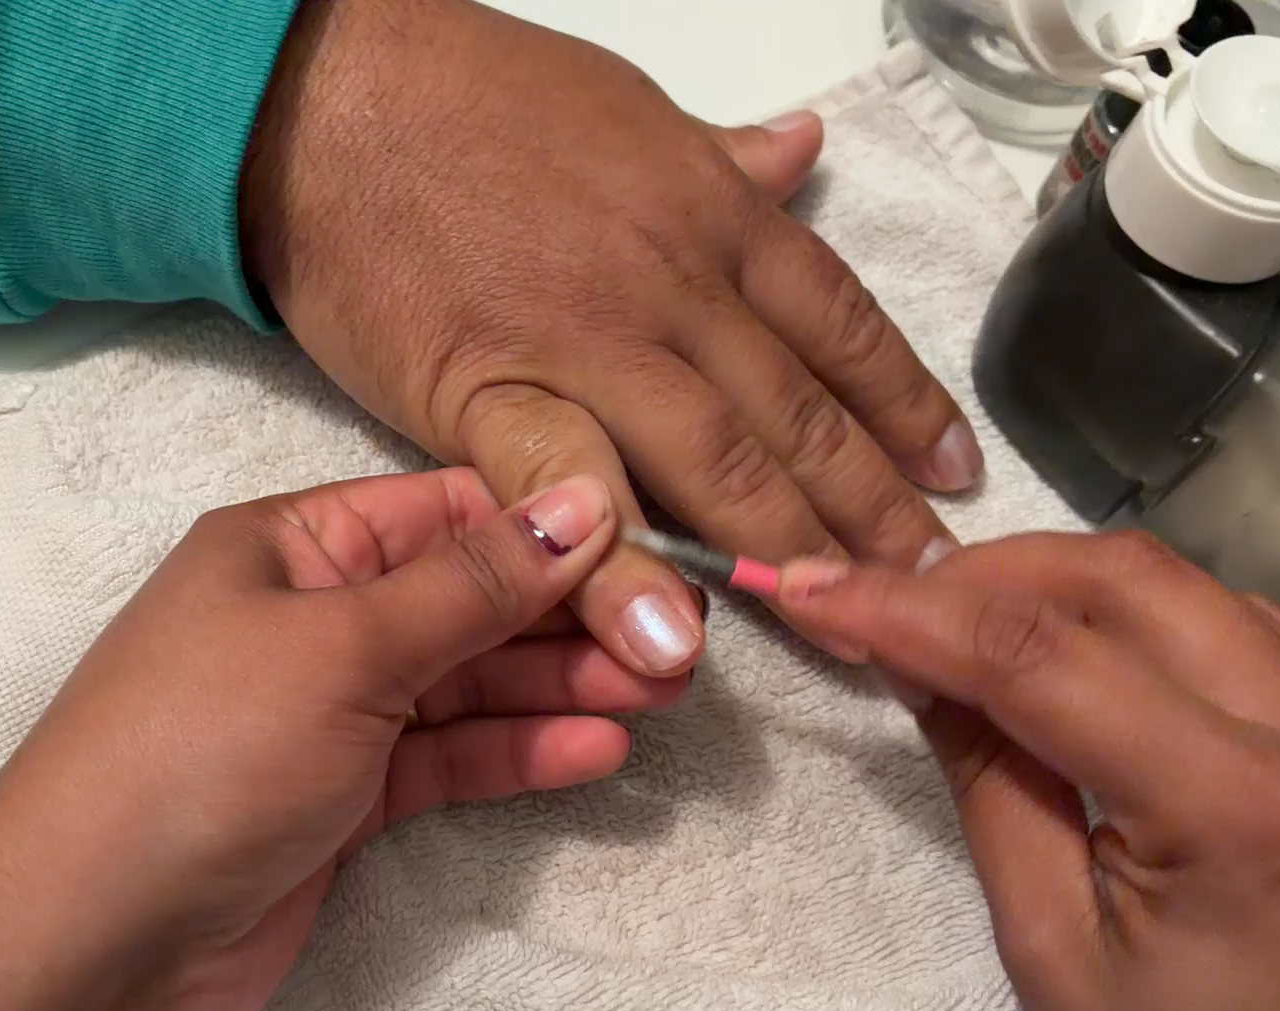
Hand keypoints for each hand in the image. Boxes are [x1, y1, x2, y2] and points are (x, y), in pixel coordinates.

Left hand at [0, 468, 684, 1010]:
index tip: (641, 556)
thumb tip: (584, 500)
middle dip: (567, 619)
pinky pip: (450, 753)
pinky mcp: (350, 787)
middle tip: (673, 641)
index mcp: (297, 544)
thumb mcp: (347, 647)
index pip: (448, 512)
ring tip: (657, 693)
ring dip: (559, 686)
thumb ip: (474, 581)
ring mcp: (337, 703)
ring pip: (469, 680)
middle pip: (469, 599)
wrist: (88, 953)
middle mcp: (320, 612)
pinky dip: (519, 749)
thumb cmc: (207, 753)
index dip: (546, 530)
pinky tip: (595, 748)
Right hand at [241, 0, 979, 679]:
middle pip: (796, 415)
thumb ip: (719, 155)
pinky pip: (574, 491)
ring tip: (850, 627)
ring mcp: (586, 344)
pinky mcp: (489, 397)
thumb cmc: (466, 101)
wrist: (328, 105)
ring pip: (716, 462)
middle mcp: (670, 285)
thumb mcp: (623, 113)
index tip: (951, 474)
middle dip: (870, 508)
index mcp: (706, 214)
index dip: (906, 406)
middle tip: (926, 583)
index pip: (839, 326)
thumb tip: (799, 152)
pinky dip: (625, 570)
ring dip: (790, 551)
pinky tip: (676, 641)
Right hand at [775, 532, 1279, 1010]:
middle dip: (972, 573)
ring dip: (1032, 578)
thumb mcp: (1045, 938)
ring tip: (942, 618)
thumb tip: (910, 655)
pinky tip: (1042, 641)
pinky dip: (1099, 604)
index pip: (1035, 658)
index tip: (808, 585)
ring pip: (1162, 580)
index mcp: (1245, 809)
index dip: (903, 608)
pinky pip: (1207, 612)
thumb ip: (984, 775)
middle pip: (1115, 579)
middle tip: (877, 600)